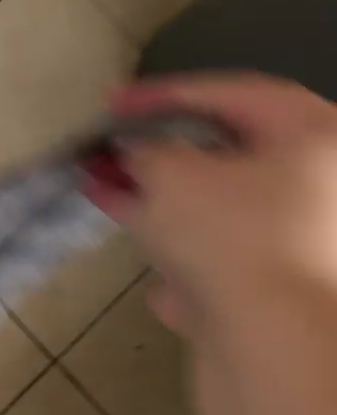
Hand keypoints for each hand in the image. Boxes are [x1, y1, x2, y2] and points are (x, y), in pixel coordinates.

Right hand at [89, 73, 336, 348]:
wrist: (267, 322)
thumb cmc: (228, 232)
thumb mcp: (171, 176)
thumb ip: (147, 150)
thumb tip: (135, 147)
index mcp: (315, 133)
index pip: (233, 92)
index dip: (164, 93)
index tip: (108, 103)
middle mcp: (318, 167)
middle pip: (226, 138)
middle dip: (155, 139)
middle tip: (105, 142)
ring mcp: (295, 213)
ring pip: (210, 180)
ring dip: (150, 175)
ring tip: (98, 176)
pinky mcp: (266, 249)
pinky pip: (208, 214)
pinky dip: (163, 207)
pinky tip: (119, 207)